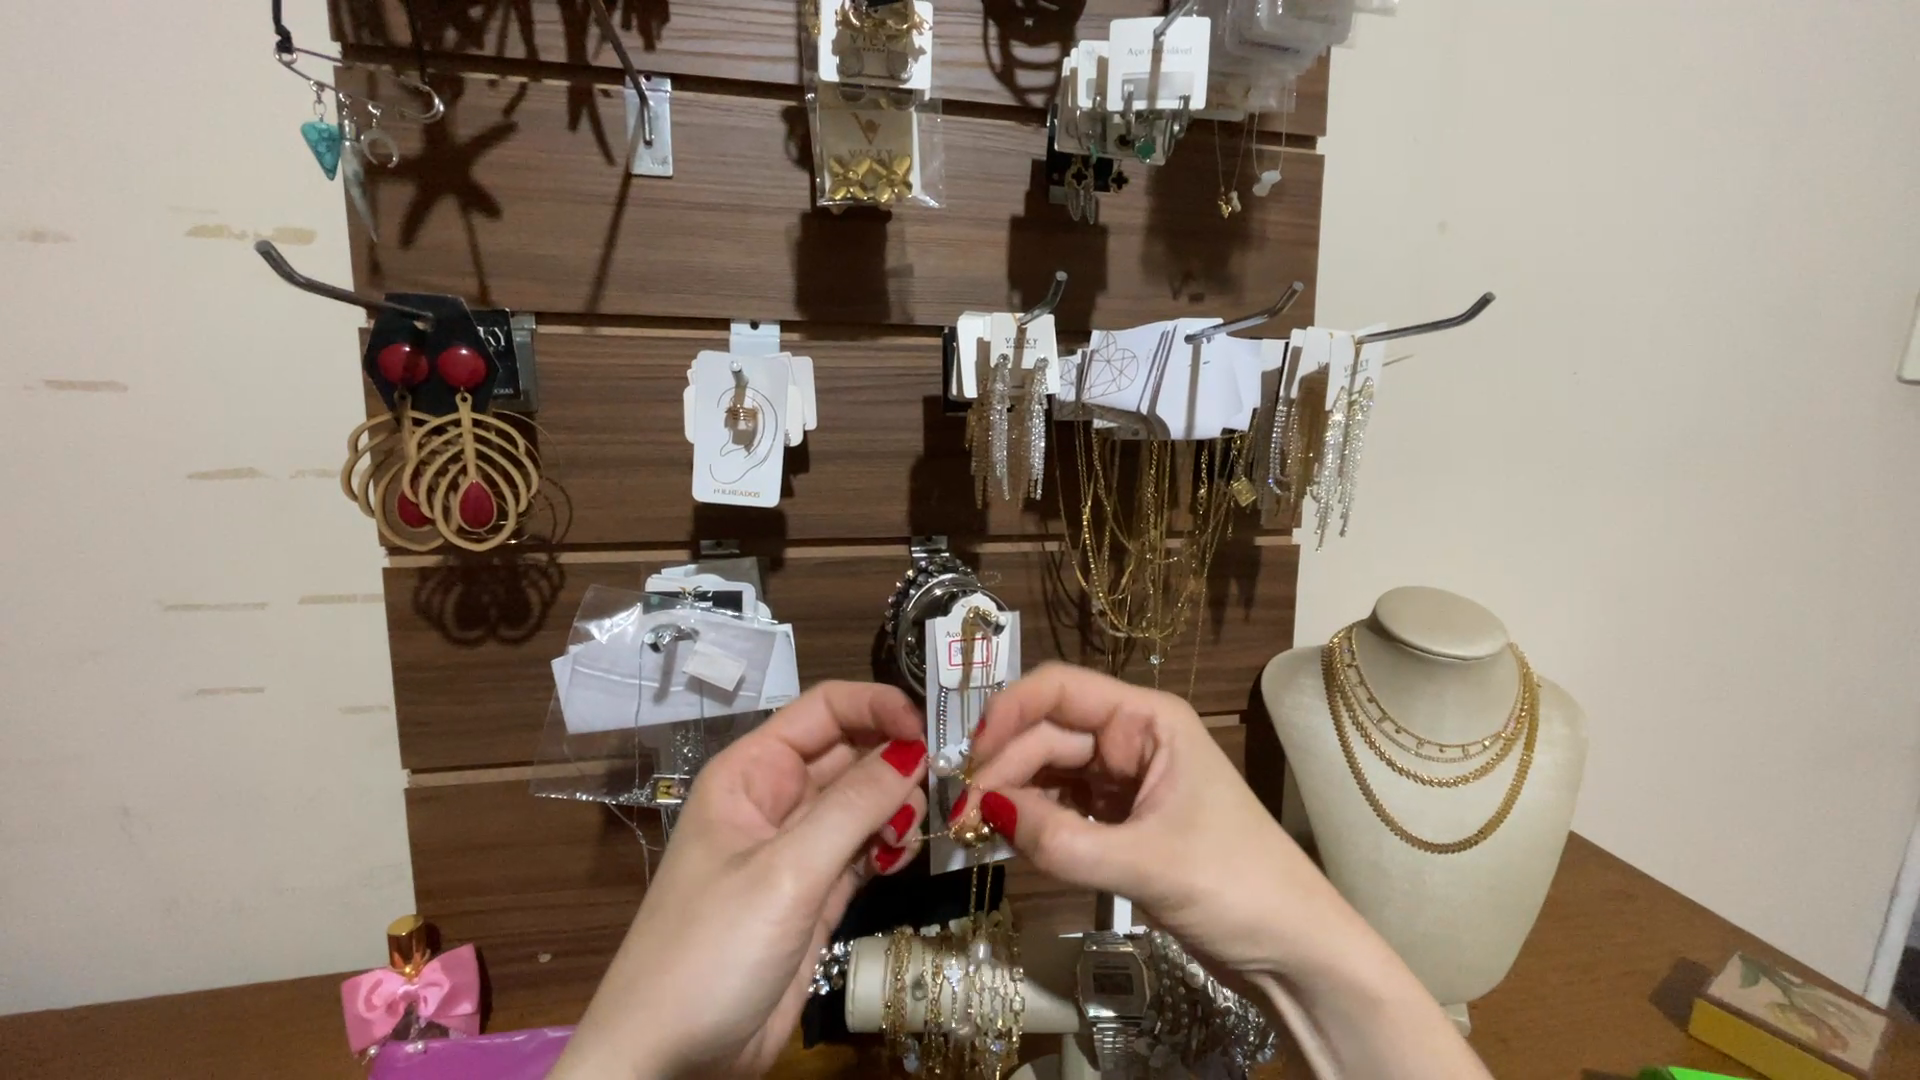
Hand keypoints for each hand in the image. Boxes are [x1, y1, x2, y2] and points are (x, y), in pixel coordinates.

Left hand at [552, 683, 930, 1078]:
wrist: (668, 1064)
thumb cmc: (711, 950)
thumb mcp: (785, 872)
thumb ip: (854, 807)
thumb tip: (916, 749)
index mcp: (752, 771)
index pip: (824, 709)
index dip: (877, 706)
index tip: (930, 727)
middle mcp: (776, 797)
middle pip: (850, 751)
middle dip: (899, 755)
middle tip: (953, 773)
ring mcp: (798, 845)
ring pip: (864, 799)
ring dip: (900, 803)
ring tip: (924, 822)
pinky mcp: (816, 890)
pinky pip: (865, 846)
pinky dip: (890, 844)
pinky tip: (903, 855)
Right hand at [957, 665, 1491, 1078]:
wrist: (1295, 953)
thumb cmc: (1239, 887)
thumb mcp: (1148, 863)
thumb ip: (1062, 840)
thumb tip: (983, 806)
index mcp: (1147, 721)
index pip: (1061, 691)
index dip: (1010, 712)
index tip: (971, 758)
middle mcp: (1130, 739)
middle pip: (1048, 735)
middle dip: (1004, 769)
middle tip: (961, 816)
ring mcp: (1123, 780)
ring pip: (1049, 772)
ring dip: (1013, 796)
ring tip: (974, 830)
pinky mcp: (1118, 820)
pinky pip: (1061, 807)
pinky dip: (1033, 821)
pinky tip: (1007, 838)